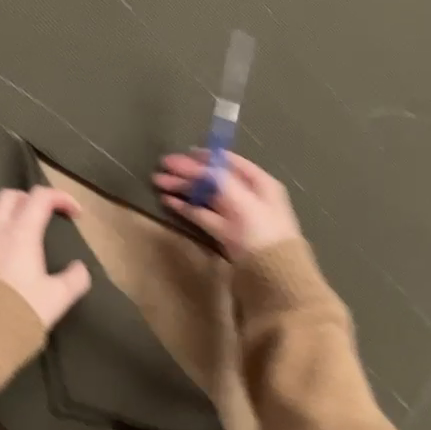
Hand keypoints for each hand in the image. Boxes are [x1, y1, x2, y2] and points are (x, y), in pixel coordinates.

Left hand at [0, 187, 91, 328]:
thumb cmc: (22, 309)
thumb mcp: (58, 298)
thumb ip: (74, 279)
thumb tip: (79, 269)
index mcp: (21, 233)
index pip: (40, 197)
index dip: (61, 197)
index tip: (76, 213)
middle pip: (10, 197)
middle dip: (31, 198)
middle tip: (47, 214)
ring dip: (15, 218)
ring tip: (32, 238)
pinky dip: (4, 238)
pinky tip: (14, 260)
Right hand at [153, 150, 301, 256]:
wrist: (272, 276)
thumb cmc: (262, 230)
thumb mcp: (243, 200)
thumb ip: (219, 180)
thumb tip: (198, 166)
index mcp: (259, 183)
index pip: (229, 162)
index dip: (205, 156)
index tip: (182, 153)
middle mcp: (248, 196)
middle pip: (214, 179)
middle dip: (188, 172)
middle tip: (162, 166)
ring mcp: (236, 216)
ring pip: (205, 196)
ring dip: (183, 187)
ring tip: (158, 182)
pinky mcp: (225, 234)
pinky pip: (203, 215)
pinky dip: (186, 207)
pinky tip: (168, 201)